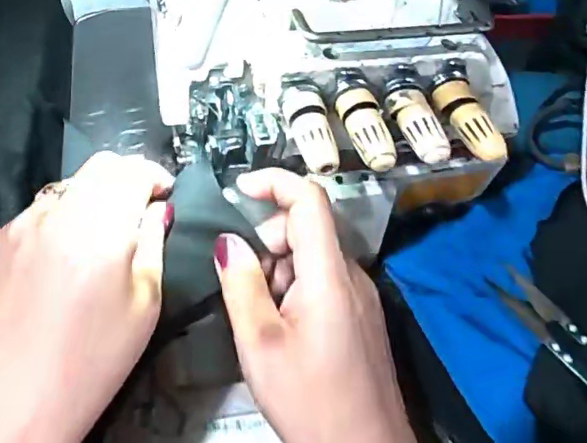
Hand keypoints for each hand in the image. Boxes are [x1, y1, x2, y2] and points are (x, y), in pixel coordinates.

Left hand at [0, 151, 173, 442]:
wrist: (8, 401)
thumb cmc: (89, 364)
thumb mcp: (144, 308)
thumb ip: (152, 244)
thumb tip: (155, 208)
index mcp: (100, 226)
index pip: (130, 169)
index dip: (150, 174)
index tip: (160, 189)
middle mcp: (57, 211)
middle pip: (96, 168)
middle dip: (120, 180)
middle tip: (133, 208)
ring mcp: (19, 222)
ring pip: (63, 191)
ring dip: (84, 203)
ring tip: (90, 249)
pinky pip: (31, 217)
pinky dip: (51, 228)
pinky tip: (51, 270)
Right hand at [215, 168, 413, 442]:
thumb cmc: (312, 404)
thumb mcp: (260, 344)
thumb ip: (241, 283)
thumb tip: (227, 239)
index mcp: (330, 276)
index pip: (309, 199)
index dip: (272, 181)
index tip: (237, 191)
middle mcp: (351, 277)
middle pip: (305, 225)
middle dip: (265, 238)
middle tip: (246, 280)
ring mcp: (359, 298)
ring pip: (309, 253)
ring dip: (277, 266)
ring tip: (262, 313)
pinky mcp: (360, 317)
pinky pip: (320, 277)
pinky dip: (292, 285)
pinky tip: (282, 325)